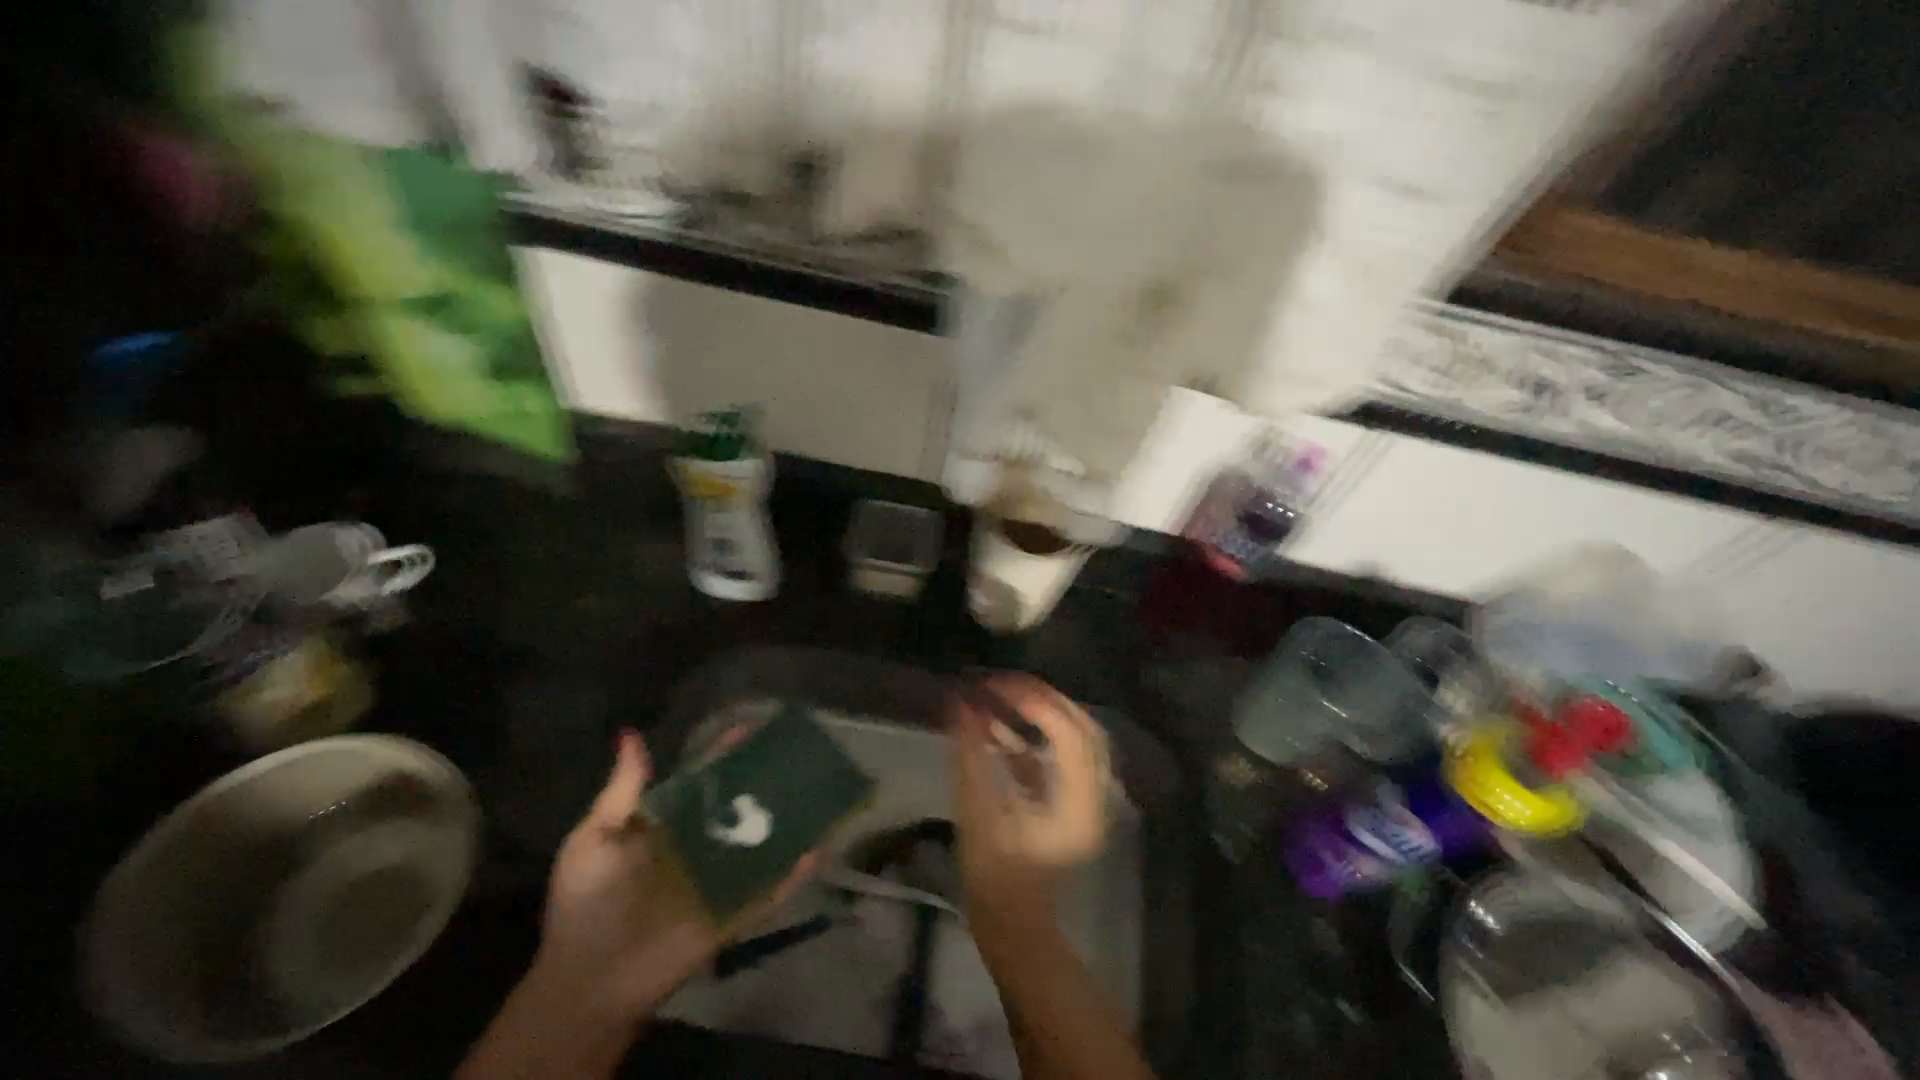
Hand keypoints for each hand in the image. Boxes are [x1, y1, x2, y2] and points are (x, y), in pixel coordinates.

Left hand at [533, 728, 814, 1022]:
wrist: (589, 980)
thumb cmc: (587, 904)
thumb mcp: (594, 840)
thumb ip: (622, 792)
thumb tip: (632, 734)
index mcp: (664, 828)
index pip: (700, 784)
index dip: (723, 756)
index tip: (751, 727)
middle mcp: (695, 849)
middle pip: (736, 808)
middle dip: (763, 782)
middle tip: (797, 753)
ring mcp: (717, 883)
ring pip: (759, 846)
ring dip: (786, 824)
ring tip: (820, 790)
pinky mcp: (731, 916)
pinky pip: (769, 893)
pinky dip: (794, 875)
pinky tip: (819, 850)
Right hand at [949, 675, 1109, 933]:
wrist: (1012, 926)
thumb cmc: (993, 880)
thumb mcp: (976, 815)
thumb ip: (970, 756)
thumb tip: (960, 703)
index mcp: (1078, 805)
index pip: (1070, 734)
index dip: (1036, 702)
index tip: (995, 685)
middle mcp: (1094, 797)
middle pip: (1080, 728)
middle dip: (1040, 699)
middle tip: (997, 683)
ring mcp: (1087, 800)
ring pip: (1073, 739)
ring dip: (1038, 715)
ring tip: (995, 699)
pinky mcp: (1071, 803)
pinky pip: (1061, 757)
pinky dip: (1034, 738)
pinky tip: (999, 729)